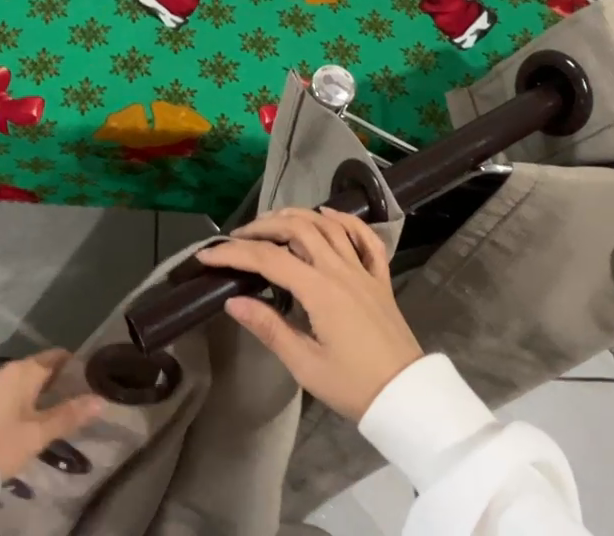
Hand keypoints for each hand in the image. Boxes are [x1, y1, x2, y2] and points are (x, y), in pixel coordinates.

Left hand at [0, 349, 103, 478]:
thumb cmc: (0, 442)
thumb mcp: (38, 433)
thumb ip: (69, 415)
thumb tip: (102, 400)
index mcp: (26, 370)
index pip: (58, 357)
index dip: (77, 366)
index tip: (95, 378)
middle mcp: (11, 370)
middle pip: (43, 368)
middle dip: (63, 381)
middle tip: (85, 398)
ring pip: (29, 381)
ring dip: (46, 392)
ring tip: (66, 410)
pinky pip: (16, 391)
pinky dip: (31, 399)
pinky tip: (39, 417)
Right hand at [196, 208, 421, 420]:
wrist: (407, 396)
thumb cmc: (353, 385)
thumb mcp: (304, 365)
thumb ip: (268, 327)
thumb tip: (232, 300)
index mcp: (320, 290)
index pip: (269, 259)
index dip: (234, 253)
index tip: (207, 255)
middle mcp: (341, 270)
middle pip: (298, 230)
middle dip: (263, 226)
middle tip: (237, 236)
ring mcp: (363, 272)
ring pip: (329, 227)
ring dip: (298, 216)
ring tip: (272, 219)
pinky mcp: (380, 280)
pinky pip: (365, 239)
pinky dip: (347, 221)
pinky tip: (329, 216)